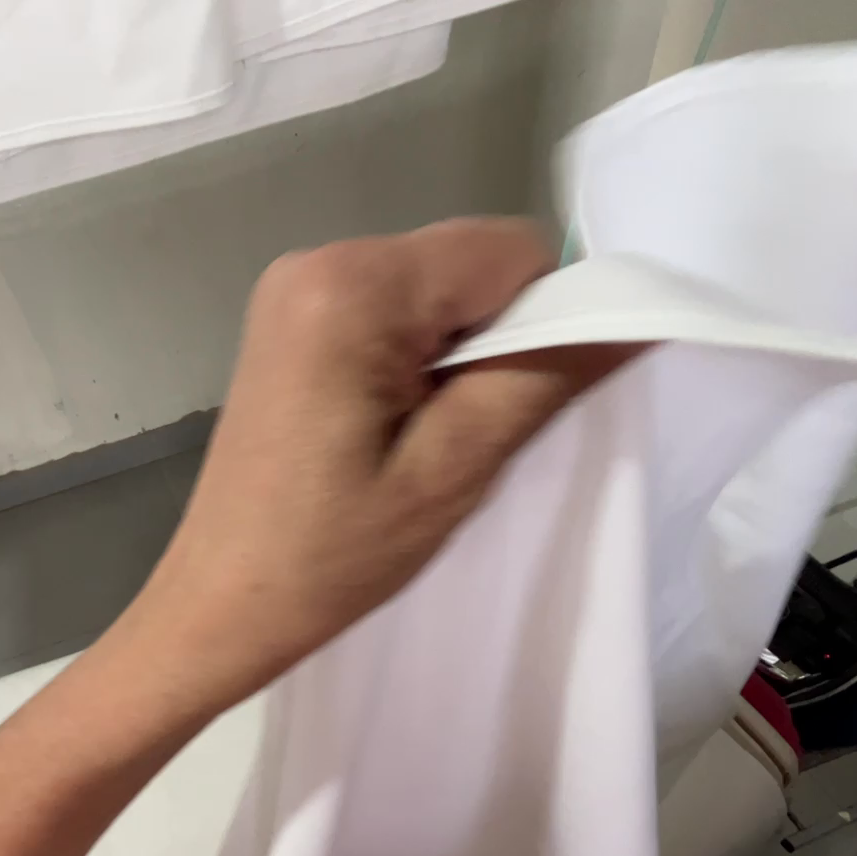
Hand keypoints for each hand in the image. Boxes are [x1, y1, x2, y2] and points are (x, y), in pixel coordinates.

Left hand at [115, 218, 631, 711]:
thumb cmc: (327, 556)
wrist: (221, 601)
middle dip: (489, 342)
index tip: (511, 407)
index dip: (542, 321)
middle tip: (453, 438)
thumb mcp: (450, 473)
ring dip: (449, 358)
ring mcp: (290, 292)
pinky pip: (385, 316)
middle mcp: (313, 261)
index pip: (508, 251)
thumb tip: (635, 312)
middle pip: (465, 266)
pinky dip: (408, 361)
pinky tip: (381, 428)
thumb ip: (543, 378)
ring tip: (411, 442)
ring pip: (430, 293)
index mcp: (351, 285)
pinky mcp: (285, 327)